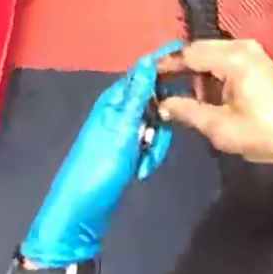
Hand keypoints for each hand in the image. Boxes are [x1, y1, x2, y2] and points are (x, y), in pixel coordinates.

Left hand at [20, 43, 178, 267]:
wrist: (81, 215)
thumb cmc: (100, 167)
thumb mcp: (122, 129)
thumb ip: (138, 94)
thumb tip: (148, 58)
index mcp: (115, 98)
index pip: (145, 69)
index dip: (166, 62)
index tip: (192, 58)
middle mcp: (120, 108)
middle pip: (156, 96)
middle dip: (164, 116)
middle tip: (158, 136)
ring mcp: (124, 130)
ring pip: (157, 121)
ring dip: (156, 142)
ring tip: (145, 163)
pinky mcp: (128, 149)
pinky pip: (150, 141)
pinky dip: (150, 154)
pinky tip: (142, 170)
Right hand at [157, 40, 272, 169]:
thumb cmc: (262, 132)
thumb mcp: (220, 127)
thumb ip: (188, 111)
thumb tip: (163, 104)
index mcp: (233, 58)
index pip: (191, 53)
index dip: (167, 64)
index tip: (147, 74)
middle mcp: (242, 46)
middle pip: (201, 49)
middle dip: (179, 65)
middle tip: (157, 82)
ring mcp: (252, 51)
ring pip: (213, 53)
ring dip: (195, 68)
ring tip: (176, 89)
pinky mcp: (258, 60)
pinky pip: (225, 58)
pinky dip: (210, 70)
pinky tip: (202, 90)